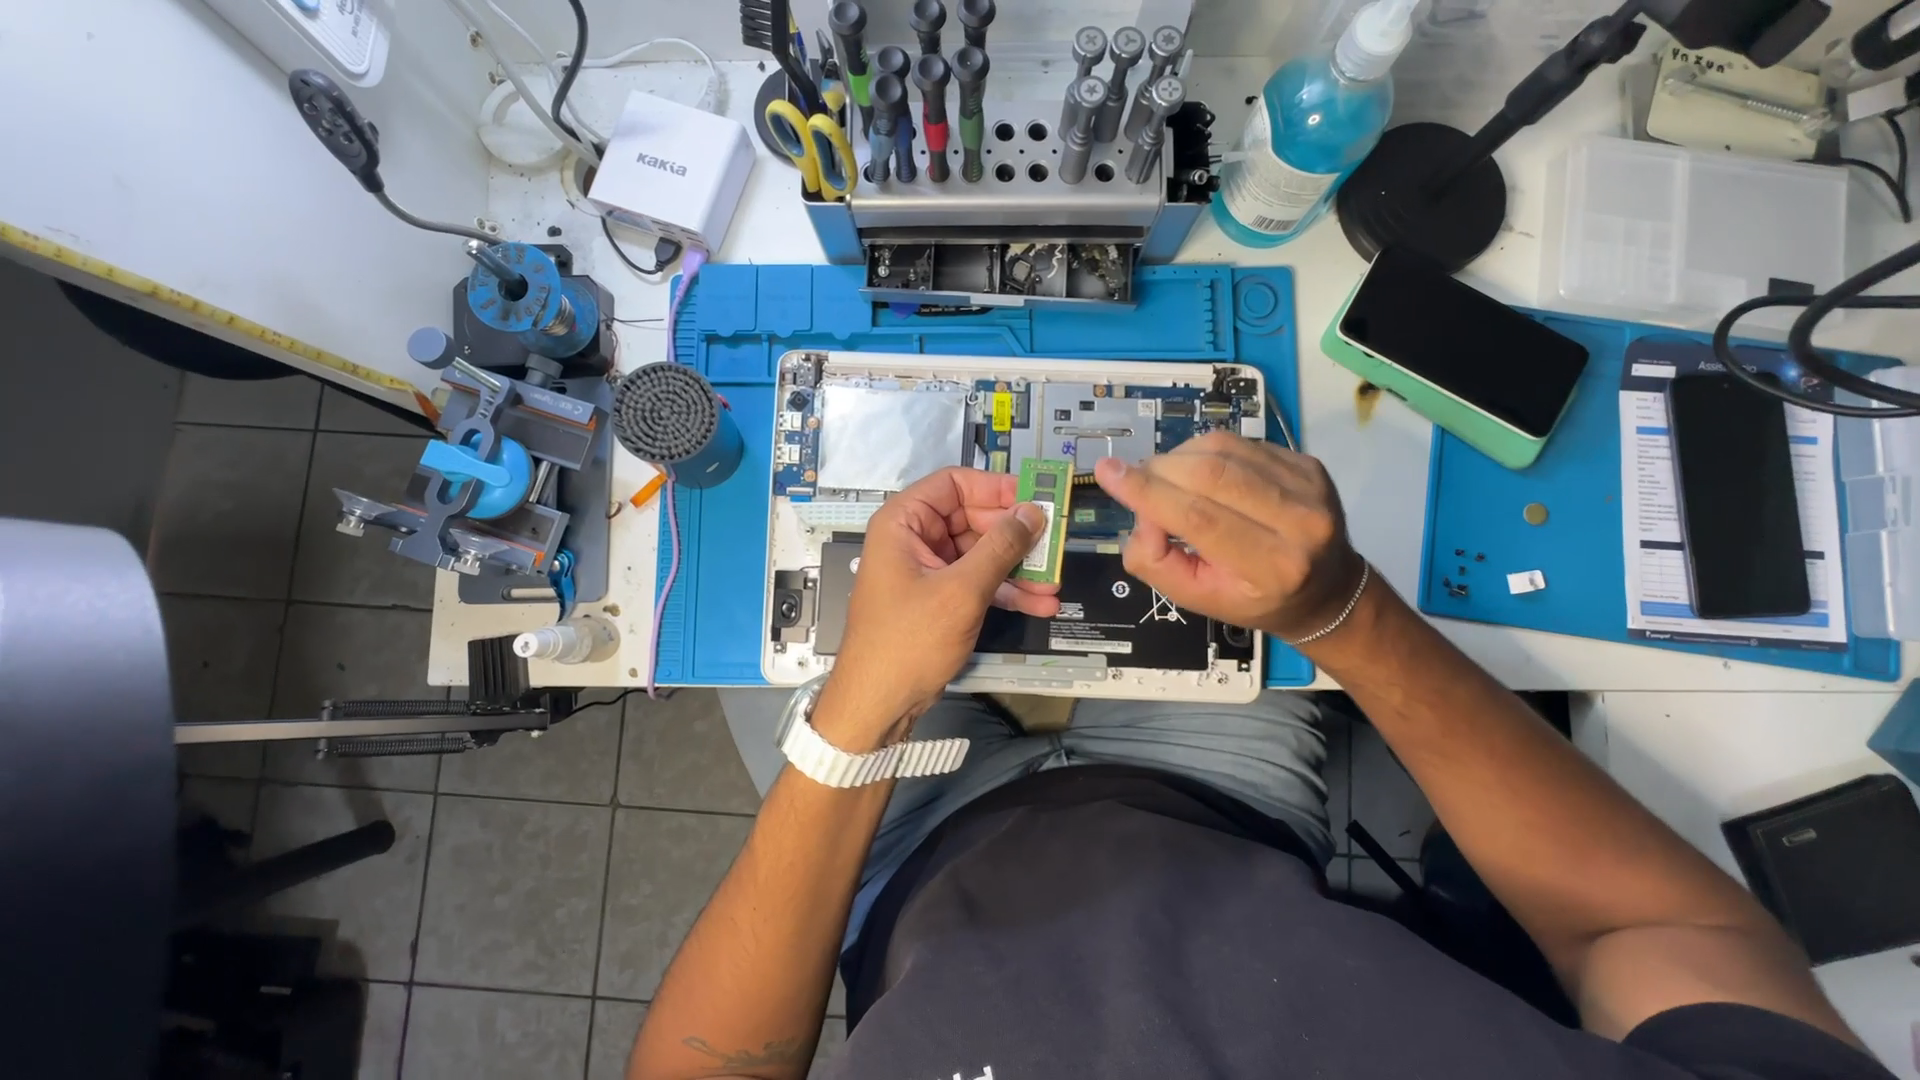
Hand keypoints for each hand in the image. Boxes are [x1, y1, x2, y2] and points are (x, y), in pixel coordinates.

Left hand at [822, 467, 1059, 743]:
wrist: (878, 703)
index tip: (1036, 497)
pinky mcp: (939, 598)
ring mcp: (927, 570)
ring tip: (1054, 583)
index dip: (996, 487)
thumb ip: (1000, 547)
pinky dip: (1007, 591)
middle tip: (1055, 544)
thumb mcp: (961, 590)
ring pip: (981, 553)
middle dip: (1015, 535)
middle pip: (973, 518)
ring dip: (1018, 567)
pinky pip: (978, 581)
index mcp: (904, 522)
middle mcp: (913, 539)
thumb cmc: (910, 640)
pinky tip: (1040, 604)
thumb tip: (1033, 512)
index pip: (954, 483)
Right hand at [1092, 433, 1364, 642]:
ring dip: (1180, 457)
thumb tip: (1140, 514)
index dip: (1147, 492)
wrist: (1327, 589)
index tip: (1108, 472)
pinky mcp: (1307, 463)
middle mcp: (1298, 522)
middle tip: (1136, 478)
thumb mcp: (1199, 600)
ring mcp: (1308, 486)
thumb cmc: (1255, 599)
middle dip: (1160, 470)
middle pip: (1210, 474)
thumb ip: (1157, 563)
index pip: (1198, 517)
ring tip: (1167, 477)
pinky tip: (1200, 472)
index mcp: (1271, 567)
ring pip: (1224, 449)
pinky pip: (1242, 443)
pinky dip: (1207, 452)